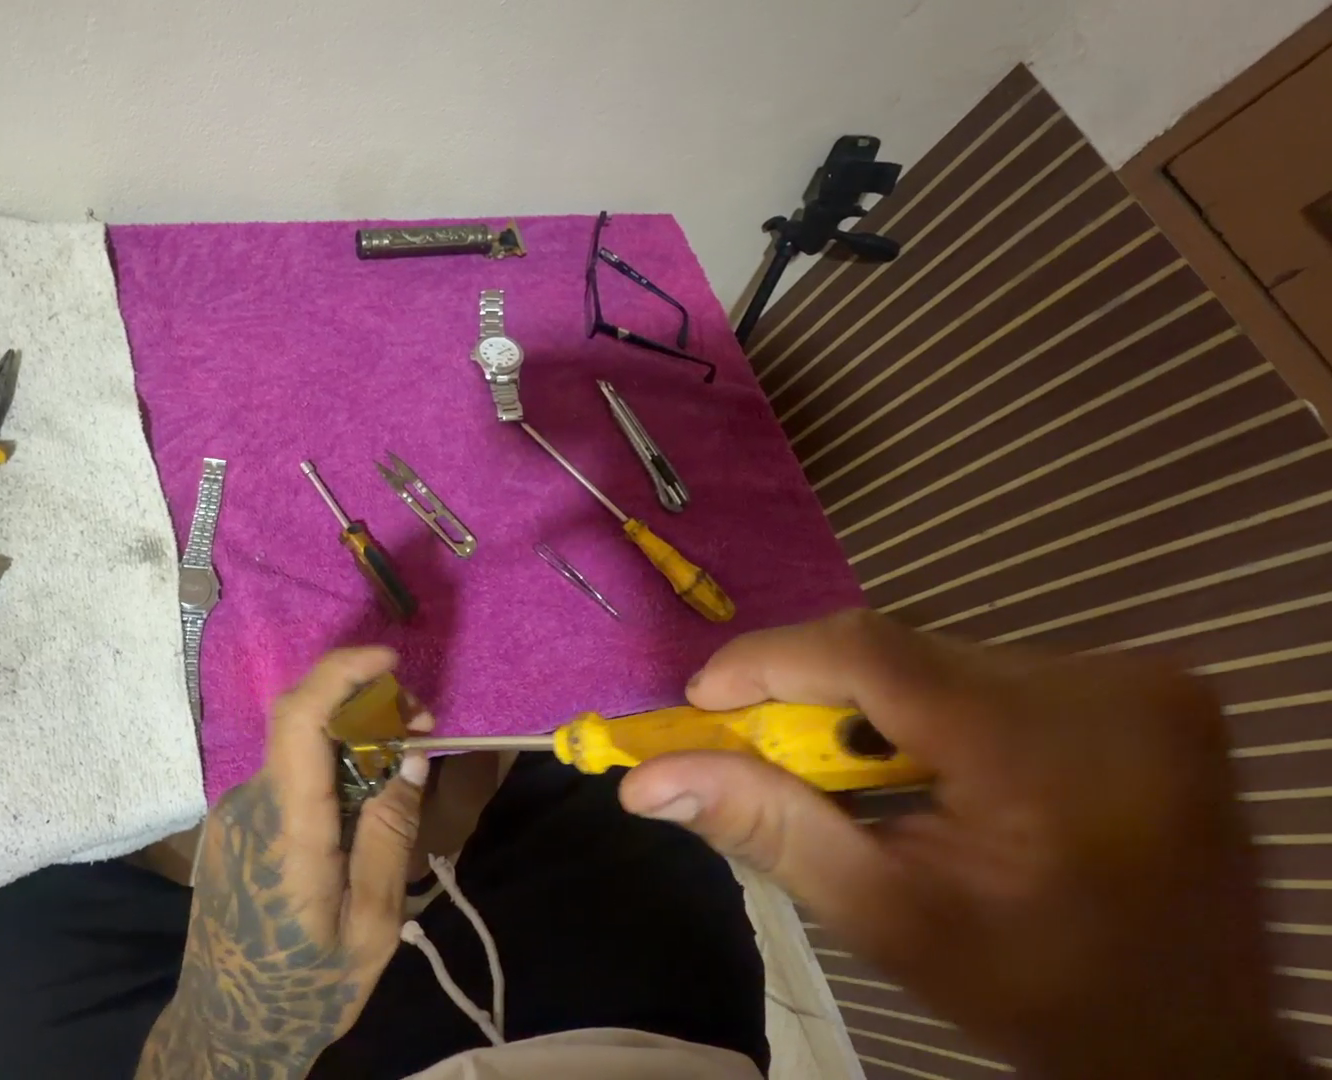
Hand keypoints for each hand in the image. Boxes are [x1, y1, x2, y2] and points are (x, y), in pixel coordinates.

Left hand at [137, 647, 426, 1078]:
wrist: (226, 1027)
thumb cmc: (308, 987)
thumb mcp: (371, 927)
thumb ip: (389, 836)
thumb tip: (410, 757)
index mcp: (288, 832)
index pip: (300, 721)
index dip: (341, 673)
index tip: (389, 661)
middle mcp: (251, 805)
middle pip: (305, 725)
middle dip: (367, 707)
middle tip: (420, 726)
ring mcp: (234, 812)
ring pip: (299, 750)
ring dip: (350, 741)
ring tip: (398, 765)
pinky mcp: (233, 822)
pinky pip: (287, 775)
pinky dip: (327, 766)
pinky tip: (358, 798)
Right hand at [621, 610, 1301, 1079]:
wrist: (1186, 1037)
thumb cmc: (1028, 987)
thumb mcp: (882, 915)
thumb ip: (764, 827)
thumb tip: (641, 780)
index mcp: (1048, 754)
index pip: (871, 654)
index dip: (769, 661)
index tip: (702, 700)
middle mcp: (1104, 689)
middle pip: (896, 650)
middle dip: (809, 691)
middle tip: (756, 745)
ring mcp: (1133, 681)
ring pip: (929, 652)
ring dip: (863, 698)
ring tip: (842, 766)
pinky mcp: (1136, 685)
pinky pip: (975, 665)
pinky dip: (918, 701)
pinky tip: (915, 758)